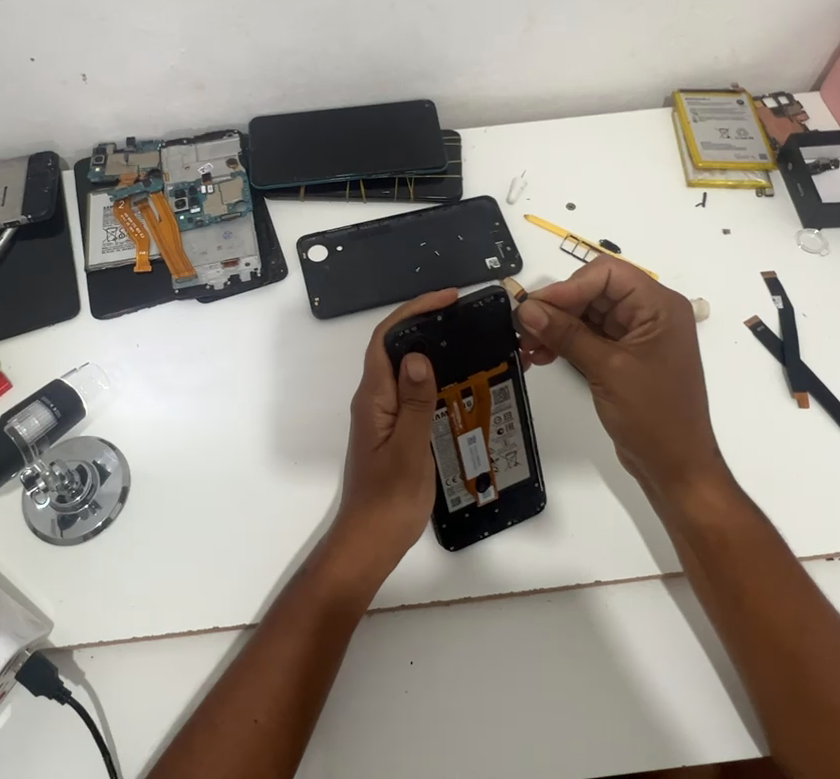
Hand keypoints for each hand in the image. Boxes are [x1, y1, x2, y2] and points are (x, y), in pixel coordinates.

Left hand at [321, 289, 455, 586]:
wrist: (371, 541)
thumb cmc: (390, 499)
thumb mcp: (408, 449)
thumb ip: (415, 402)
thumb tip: (419, 356)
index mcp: (374, 398)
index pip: (386, 339)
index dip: (412, 312)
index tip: (446, 299)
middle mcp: (375, 400)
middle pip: (395, 348)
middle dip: (424, 324)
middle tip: (463, 316)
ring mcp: (383, 415)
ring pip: (405, 370)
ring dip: (431, 350)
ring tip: (467, 342)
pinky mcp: (394, 430)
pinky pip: (413, 392)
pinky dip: (434, 379)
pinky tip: (460, 384)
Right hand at [516, 259, 724, 498]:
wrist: (676, 465)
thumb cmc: (654, 415)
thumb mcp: (607, 369)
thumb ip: (566, 334)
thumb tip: (526, 310)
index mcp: (659, 306)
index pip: (607, 274)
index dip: (568, 286)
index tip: (535, 307)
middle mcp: (650, 313)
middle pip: (594, 290)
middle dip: (557, 307)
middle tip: (523, 328)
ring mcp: (637, 334)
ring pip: (587, 313)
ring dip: (556, 325)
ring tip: (527, 346)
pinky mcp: (624, 354)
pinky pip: (589, 335)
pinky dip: (565, 341)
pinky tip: (542, 355)